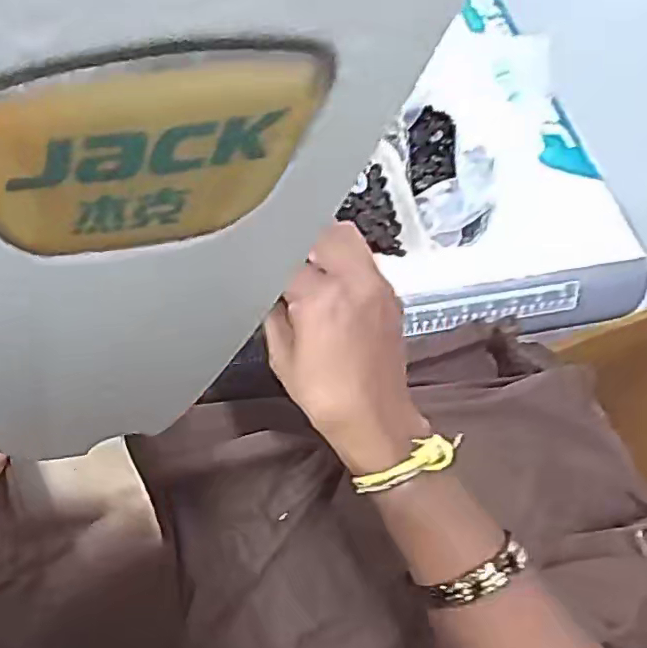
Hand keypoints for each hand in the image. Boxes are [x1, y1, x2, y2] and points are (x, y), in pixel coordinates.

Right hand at [263, 221, 429, 469]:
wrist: (374, 416)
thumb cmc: (327, 397)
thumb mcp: (283, 359)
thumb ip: (274, 317)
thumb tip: (272, 297)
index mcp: (322, 297)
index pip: (288, 257)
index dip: (268, 261)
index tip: (256, 266)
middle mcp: (355, 281)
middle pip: (325, 231)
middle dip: (299, 240)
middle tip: (281, 258)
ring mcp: (378, 285)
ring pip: (349, 239)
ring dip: (324, 246)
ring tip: (305, 269)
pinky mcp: (390, 295)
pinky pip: (363, 261)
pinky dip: (343, 263)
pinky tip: (328, 287)